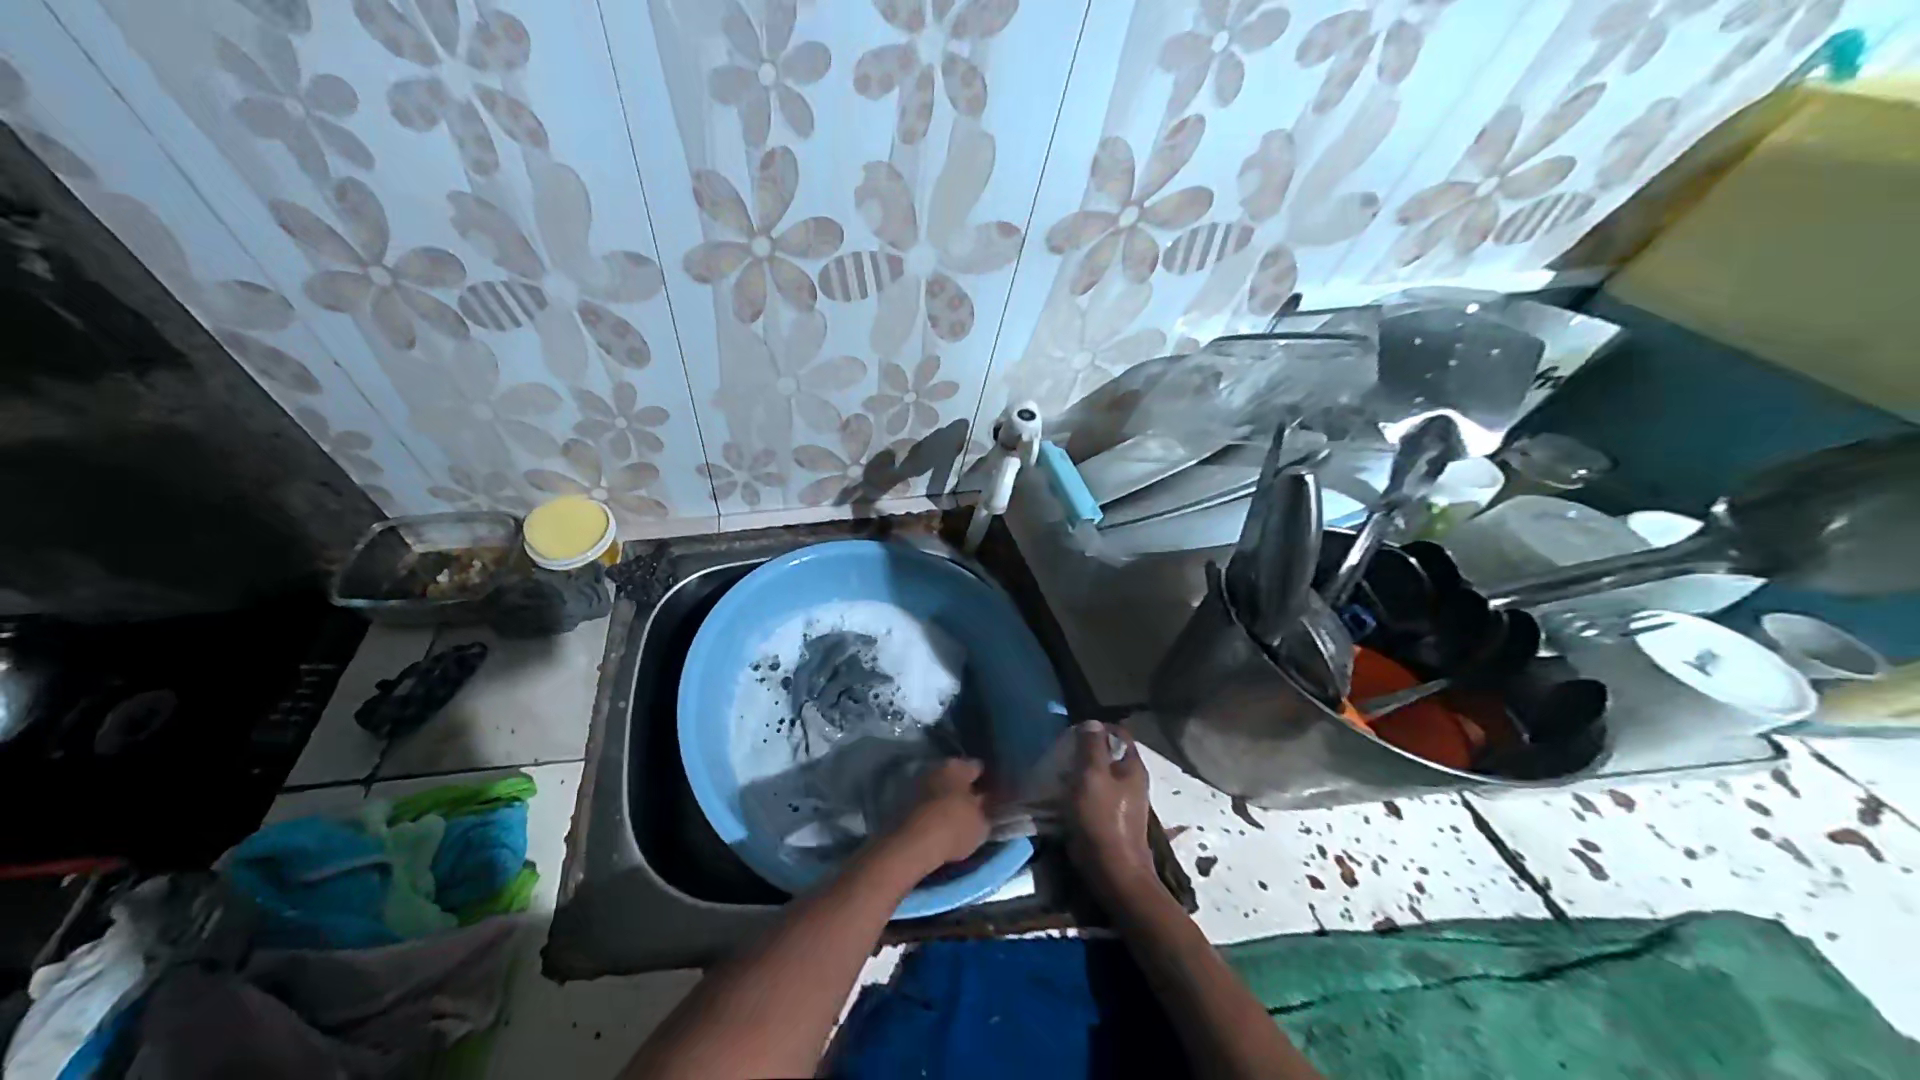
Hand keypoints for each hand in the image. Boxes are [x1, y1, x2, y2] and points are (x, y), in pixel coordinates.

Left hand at [891, 758, 989, 870]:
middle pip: (955, 777)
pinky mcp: (901, 801)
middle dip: (963, 789)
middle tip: (974, 805)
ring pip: (938, 789)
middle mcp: (935, 767)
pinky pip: (924, 803)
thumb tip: (986, 806)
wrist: (912, 844)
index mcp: (958, 766)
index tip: (992, 793)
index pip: (977, 768)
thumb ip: (986, 812)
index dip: (985, 780)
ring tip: (955, 818)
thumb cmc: (955, 826)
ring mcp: (916, 782)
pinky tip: (938, 824)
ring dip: (945, 799)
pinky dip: (931, 810)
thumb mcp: (982, 824)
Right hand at [1066, 721, 1155, 899]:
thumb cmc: (1101, 820)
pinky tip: (1064, 797)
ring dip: (1080, 772)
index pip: (1118, 732)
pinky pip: (1095, 794)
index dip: (1096, 728)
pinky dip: (1081, 791)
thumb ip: (1091, 747)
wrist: (1113, 872)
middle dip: (1085, 751)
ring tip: (1058, 775)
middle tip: (1061, 754)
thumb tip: (1092, 722)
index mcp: (1132, 766)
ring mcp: (1124, 800)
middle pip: (1108, 753)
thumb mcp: (1091, 776)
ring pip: (1100, 775)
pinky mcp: (1112, 818)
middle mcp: (1132, 779)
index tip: (1072, 734)